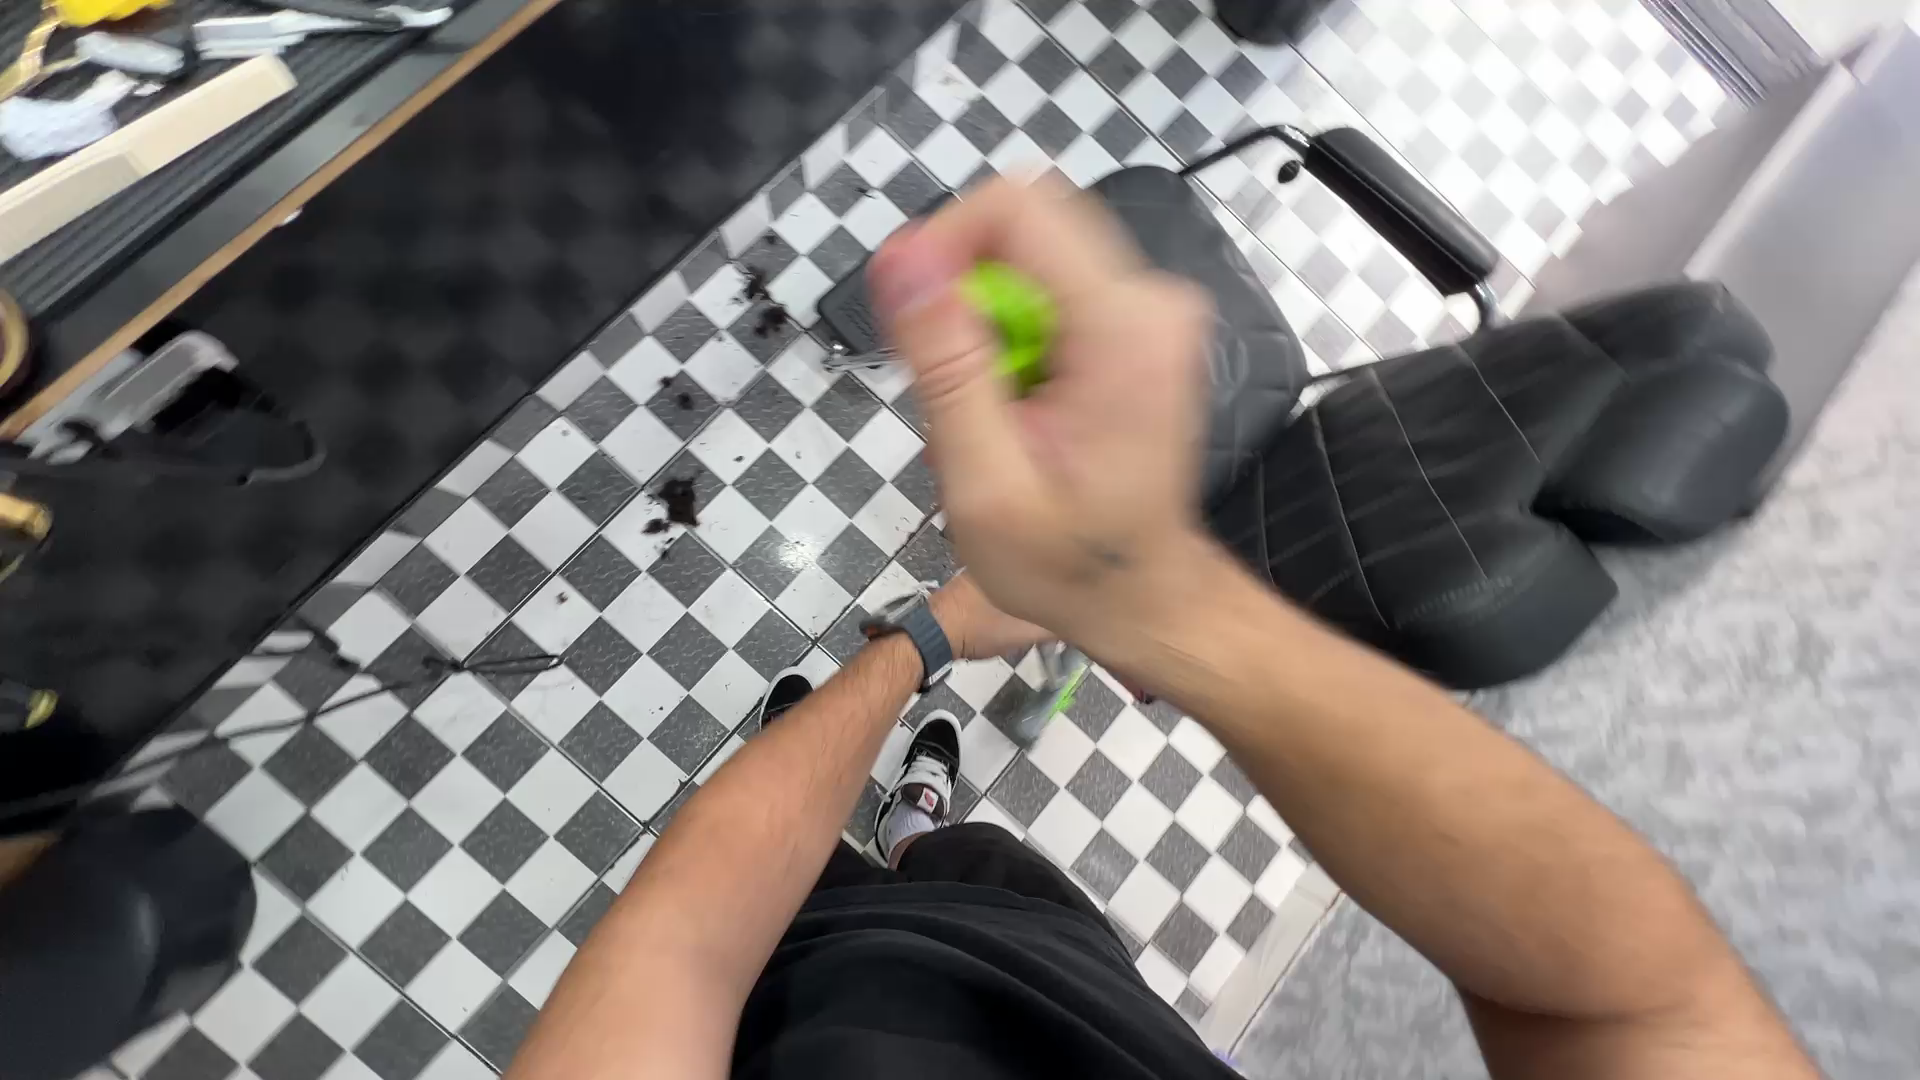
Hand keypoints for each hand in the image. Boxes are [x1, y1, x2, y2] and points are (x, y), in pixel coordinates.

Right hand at [869, 177, 1214, 646]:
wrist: (1137, 595)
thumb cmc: (1062, 563)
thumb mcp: (983, 482)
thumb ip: (945, 366)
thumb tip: (901, 258)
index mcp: (1122, 328)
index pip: (1016, 208)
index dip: (941, 244)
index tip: (906, 320)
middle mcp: (1151, 300)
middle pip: (1021, 233)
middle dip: (961, 304)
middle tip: (951, 397)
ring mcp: (1150, 313)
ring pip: (1028, 267)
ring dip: (982, 333)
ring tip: (985, 417)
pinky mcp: (1137, 329)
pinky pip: (1049, 297)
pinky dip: (1011, 345)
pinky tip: (1013, 411)